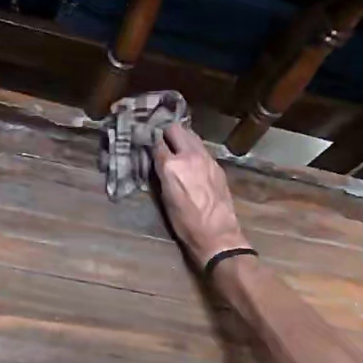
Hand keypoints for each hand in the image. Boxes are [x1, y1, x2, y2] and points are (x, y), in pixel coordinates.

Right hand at [151, 122, 251, 265]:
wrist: (217, 233)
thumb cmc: (184, 222)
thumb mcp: (164, 198)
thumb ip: (161, 174)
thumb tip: (157, 162)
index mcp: (171, 166)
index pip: (156, 142)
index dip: (150, 141)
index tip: (146, 142)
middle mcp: (189, 156)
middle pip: (175, 129)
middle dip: (167, 133)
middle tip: (161, 142)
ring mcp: (206, 158)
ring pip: (191, 135)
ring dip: (182, 138)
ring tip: (176, 148)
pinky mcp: (216, 165)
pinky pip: (201, 148)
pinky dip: (193, 149)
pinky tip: (190, 160)